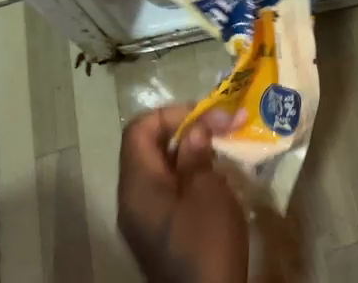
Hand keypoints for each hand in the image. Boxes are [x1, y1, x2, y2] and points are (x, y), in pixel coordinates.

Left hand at [117, 105, 247, 282]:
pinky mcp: (160, 233)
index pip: (139, 130)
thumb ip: (197, 154)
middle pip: (150, 148)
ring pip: (163, 169)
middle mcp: (133, 199)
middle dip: (187, 130)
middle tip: (222, 125)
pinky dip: (191, 176)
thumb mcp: (207, 191)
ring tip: (225, 146)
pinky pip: (169, 191)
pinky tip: (219, 176)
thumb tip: (195, 130)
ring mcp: (144, 219)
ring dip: (192, 152)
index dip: (171, 114)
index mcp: (137, 185)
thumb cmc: (206, 243)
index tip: (207, 115)